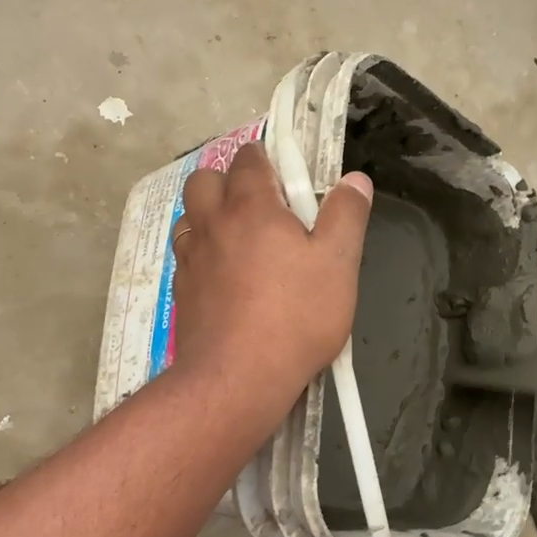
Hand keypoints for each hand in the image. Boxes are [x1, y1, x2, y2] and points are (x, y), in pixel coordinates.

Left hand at [170, 142, 372, 405]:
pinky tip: (226, 279)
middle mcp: (213, 223)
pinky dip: (204, 254)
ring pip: (190, 217)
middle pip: (206, 179)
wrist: (238, 378)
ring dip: (211, 217)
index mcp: (252, 207)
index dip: (269, 161)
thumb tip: (355, 180)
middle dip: (230, 182)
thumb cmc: (296, 317)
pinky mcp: (182, 292)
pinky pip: (187, 256)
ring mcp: (191, 258)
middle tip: (264, 211)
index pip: (249, 158)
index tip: (291, 182)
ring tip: (243, 243)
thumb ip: (346, 216)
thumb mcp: (338, 264)